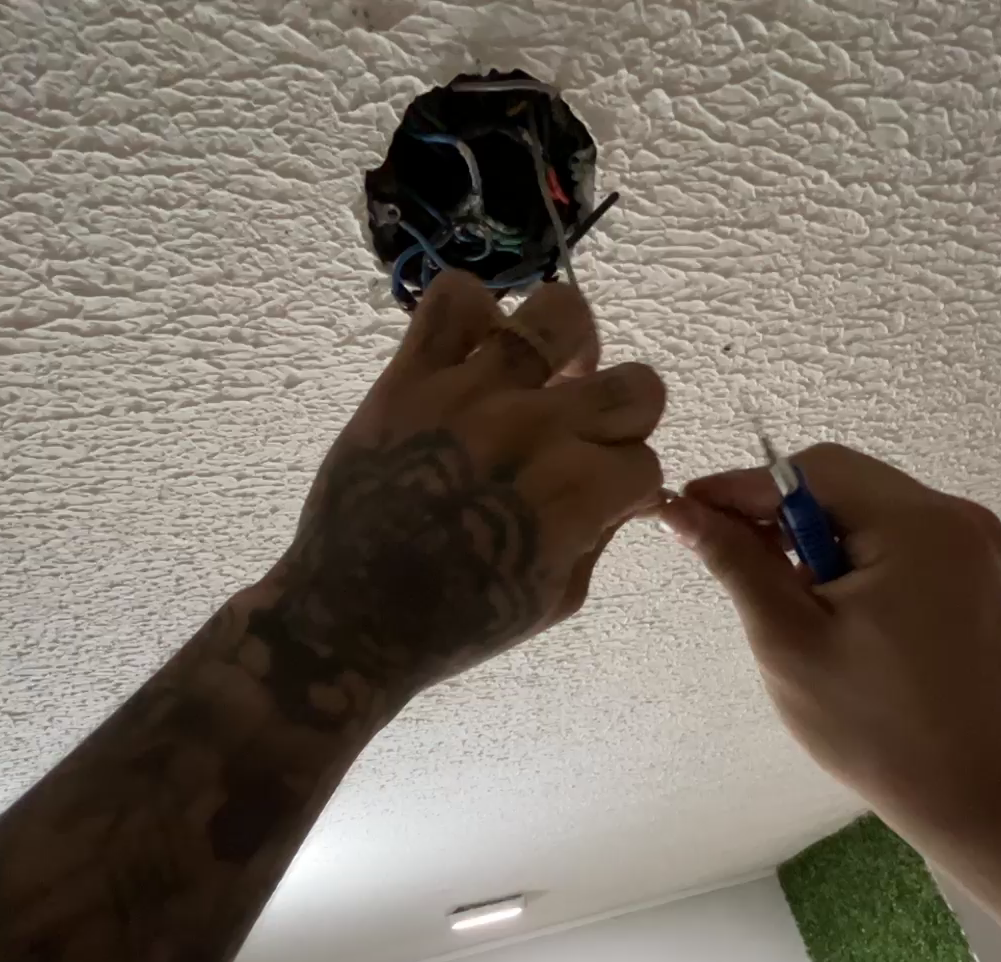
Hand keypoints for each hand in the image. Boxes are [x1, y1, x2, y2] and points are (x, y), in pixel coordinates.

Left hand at [260, 271, 665, 706]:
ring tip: (544, 378)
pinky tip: (473, 357)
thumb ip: (599, 534)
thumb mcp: (558, 599)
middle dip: (623, 420)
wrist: (354, 617)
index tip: (603, 499)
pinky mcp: (411, 376)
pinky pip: (453, 299)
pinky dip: (472, 315)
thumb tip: (619, 490)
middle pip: (637, 385)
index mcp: (577, 491)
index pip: (646, 460)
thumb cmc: (460, 623)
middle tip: (585, 440)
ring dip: (567, 351)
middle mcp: (536, 427)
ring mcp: (471, 393)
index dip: (629, 486)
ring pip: (559, 314)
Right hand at [660, 442, 1000, 832]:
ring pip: (859, 505)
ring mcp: (968, 543)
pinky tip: (818, 593)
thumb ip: (734, 560)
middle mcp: (954, 517)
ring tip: (771, 582)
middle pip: (839, 481)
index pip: (811, 472)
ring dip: (805, 531)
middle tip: (721, 545)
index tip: (685, 507)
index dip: (741, 486)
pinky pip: (886, 532)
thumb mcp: (787, 637)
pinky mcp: (966, 569)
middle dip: (773, 509)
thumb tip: (680, 509)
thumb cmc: (870, 723)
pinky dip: (841, 549)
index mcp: (918, 526)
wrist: (967, 793)